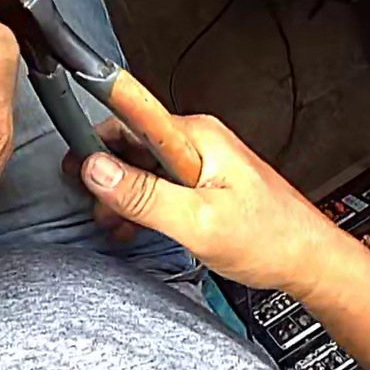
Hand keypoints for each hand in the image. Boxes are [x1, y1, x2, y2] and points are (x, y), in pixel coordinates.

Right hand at [74, 113, 363, 298]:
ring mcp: (200, 161)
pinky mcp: (202, 181)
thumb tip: (96, 170)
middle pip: (131, 141)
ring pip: (142, 166)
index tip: (62, 111)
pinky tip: (134, 225)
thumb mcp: (198, 222)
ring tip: (113, 223)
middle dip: (104, 171)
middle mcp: (197, 141)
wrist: (307, 259)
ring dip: (122, 193)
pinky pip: (160, 182)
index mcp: (196, 137)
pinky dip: (141, 202)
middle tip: (88, 202)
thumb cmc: (269, 238)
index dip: (94, 114)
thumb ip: (144, 195)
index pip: (131, 111)